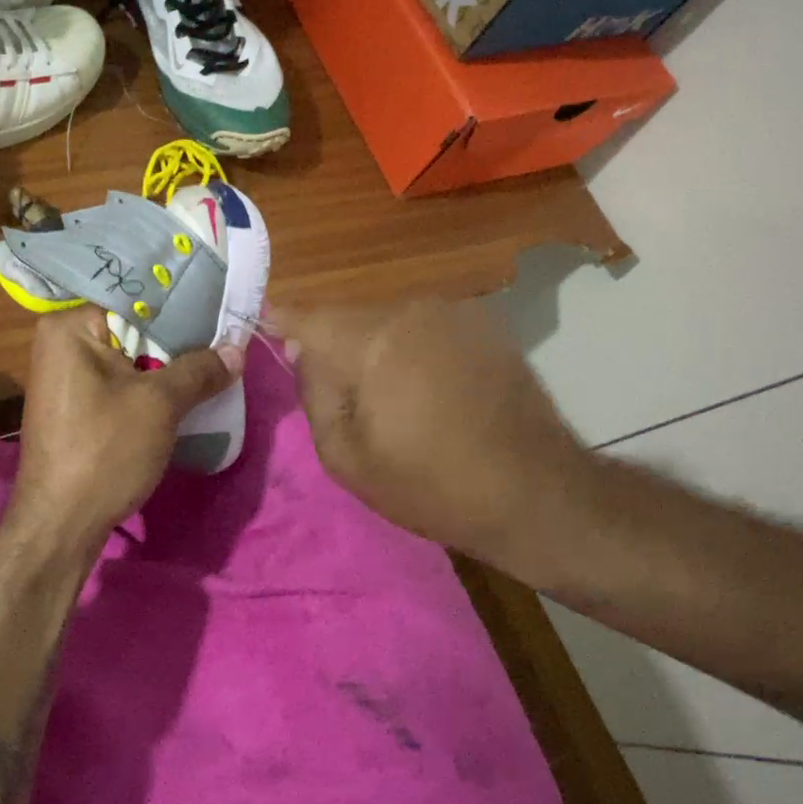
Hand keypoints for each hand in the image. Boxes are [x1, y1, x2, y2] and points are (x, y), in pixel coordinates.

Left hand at [11, 306, 242, 545]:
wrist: (59, 525)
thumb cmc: (104, 452)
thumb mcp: (160, 405)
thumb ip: (199, 369)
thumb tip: (235, 348)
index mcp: (69, 326)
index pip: (135, 299)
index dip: (183, 306)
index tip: (223, 311)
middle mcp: (60, 343)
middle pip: (133, 329)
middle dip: (178, 341)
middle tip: (226, 341)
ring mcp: (64, 377)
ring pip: (129, 359)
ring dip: (167, 369)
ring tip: (215, 366)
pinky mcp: (73, 407)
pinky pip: (118, 384)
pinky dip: (148, 390)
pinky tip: (183, 397)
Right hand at [271, 299, 588, 553]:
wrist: (539, 494)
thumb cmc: (432, 484)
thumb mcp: (345, 456)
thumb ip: (313, 394)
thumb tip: (302, 352)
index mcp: (371, 339)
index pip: (306, 316)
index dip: (279, 322)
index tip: (262, 330)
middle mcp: (410, 309)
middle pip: (348, 317)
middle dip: (334, 347)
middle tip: (337, 394)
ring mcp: (453, 313)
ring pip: (387, 320)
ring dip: (376, 348)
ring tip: (387, 397)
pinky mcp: (484, 325)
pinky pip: (424, 328)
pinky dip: (413, 349)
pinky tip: (428, 391)